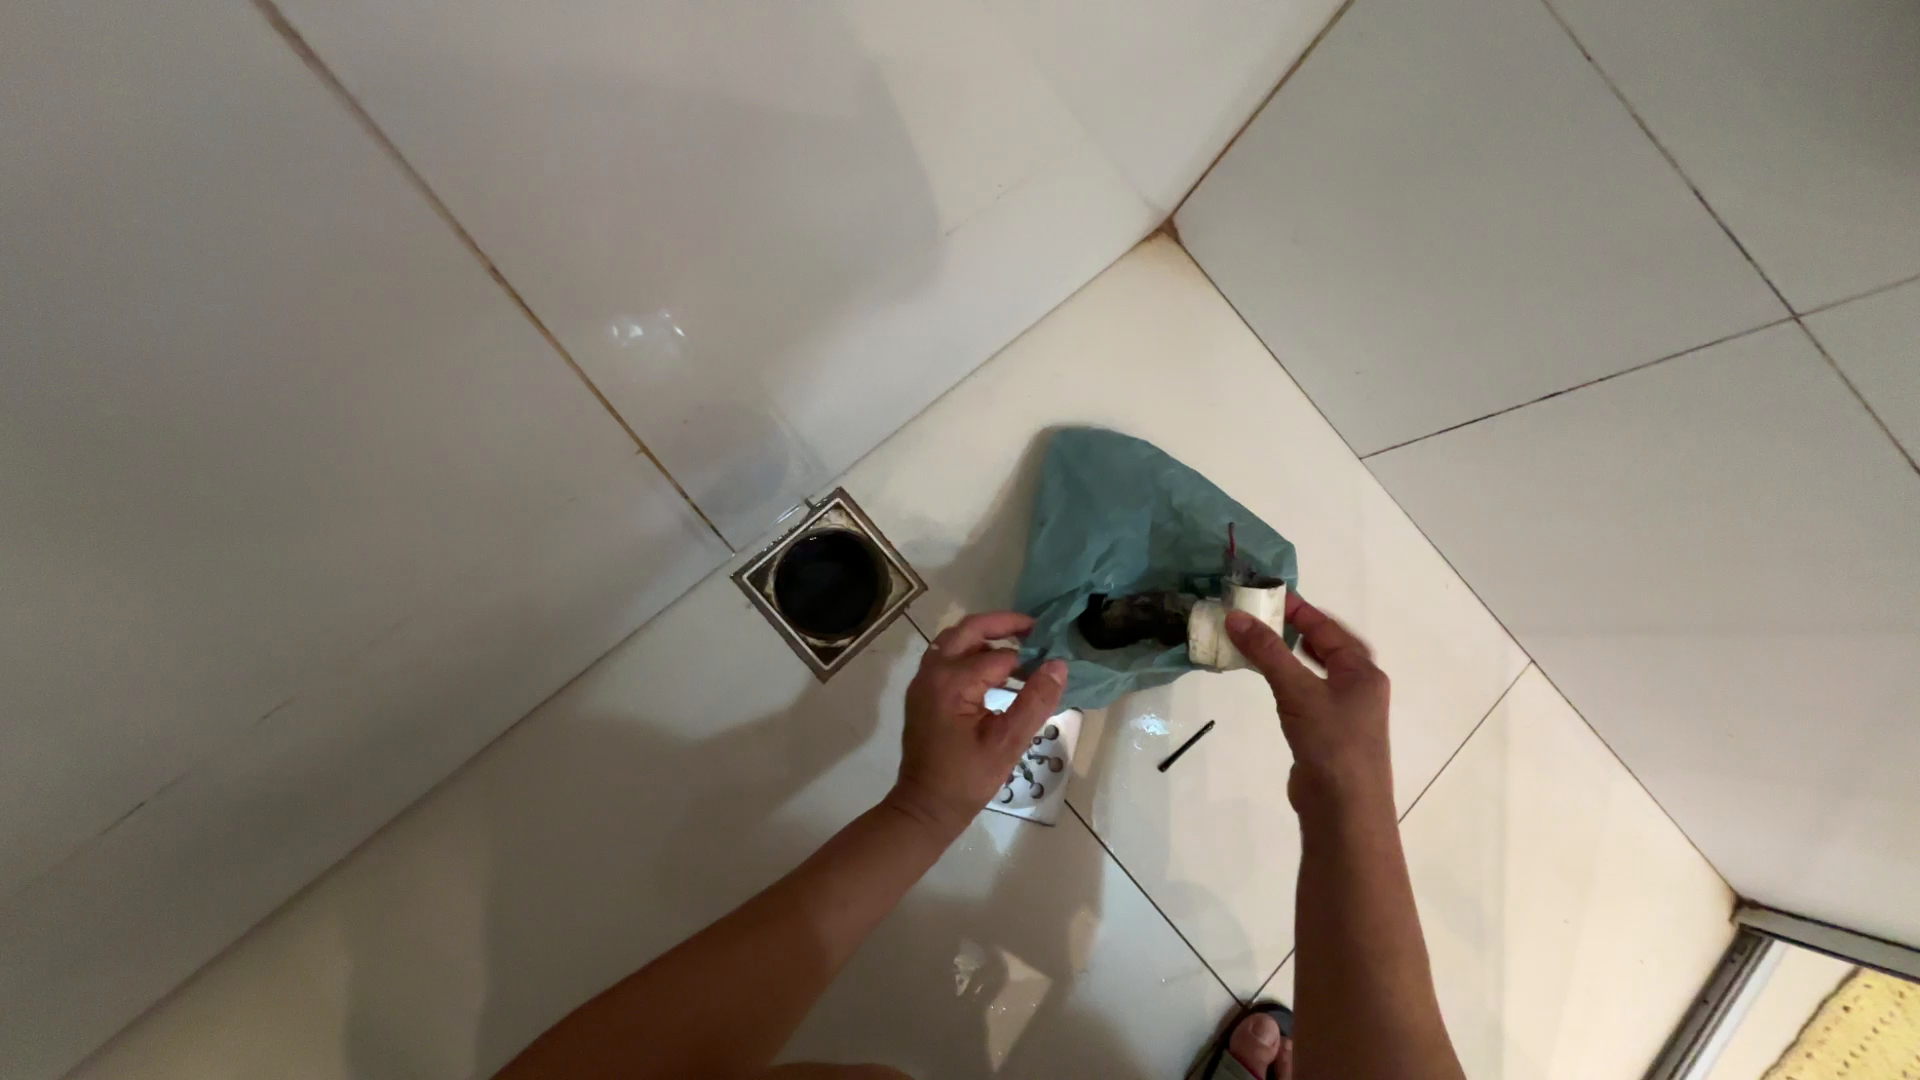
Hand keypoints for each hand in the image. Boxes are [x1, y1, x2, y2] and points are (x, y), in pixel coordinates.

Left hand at [886, 612, 1068, 838]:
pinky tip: (996, 672)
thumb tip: (1059, 665)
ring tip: (1021, 649)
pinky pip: (947, 657)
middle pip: (969, 629)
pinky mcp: (922, 691)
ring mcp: (923, 680)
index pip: (1000, 656)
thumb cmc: (968, 778)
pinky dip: (972, 653)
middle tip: (1036, 630)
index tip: (1054, 661)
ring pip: (955, 640)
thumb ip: (1035, 701)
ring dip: (986, 638)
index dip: (1030, 658)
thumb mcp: (1008, 743)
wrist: (925, 806)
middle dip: (1003, 625)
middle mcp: (932, 671)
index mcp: (952, 681)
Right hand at [1226, 594, 1391, 812]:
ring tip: (1258, 642)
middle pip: (1325, 646)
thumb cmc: (1331, 742)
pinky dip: (1287, 678)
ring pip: (1314, 670)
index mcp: (1362, 671)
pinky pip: (1305, 692)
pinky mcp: (1327, 732)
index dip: (1297, 608)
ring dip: (1288, 653)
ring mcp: (1344, 712)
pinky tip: (1269, 682)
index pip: (1327, 628)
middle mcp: (1358, 687)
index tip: (1264, 594)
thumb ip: (1267, 652)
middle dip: (1294, 628)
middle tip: (1257, 615)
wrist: (1344, 808)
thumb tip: (1236, 616)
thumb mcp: (1297, 690)